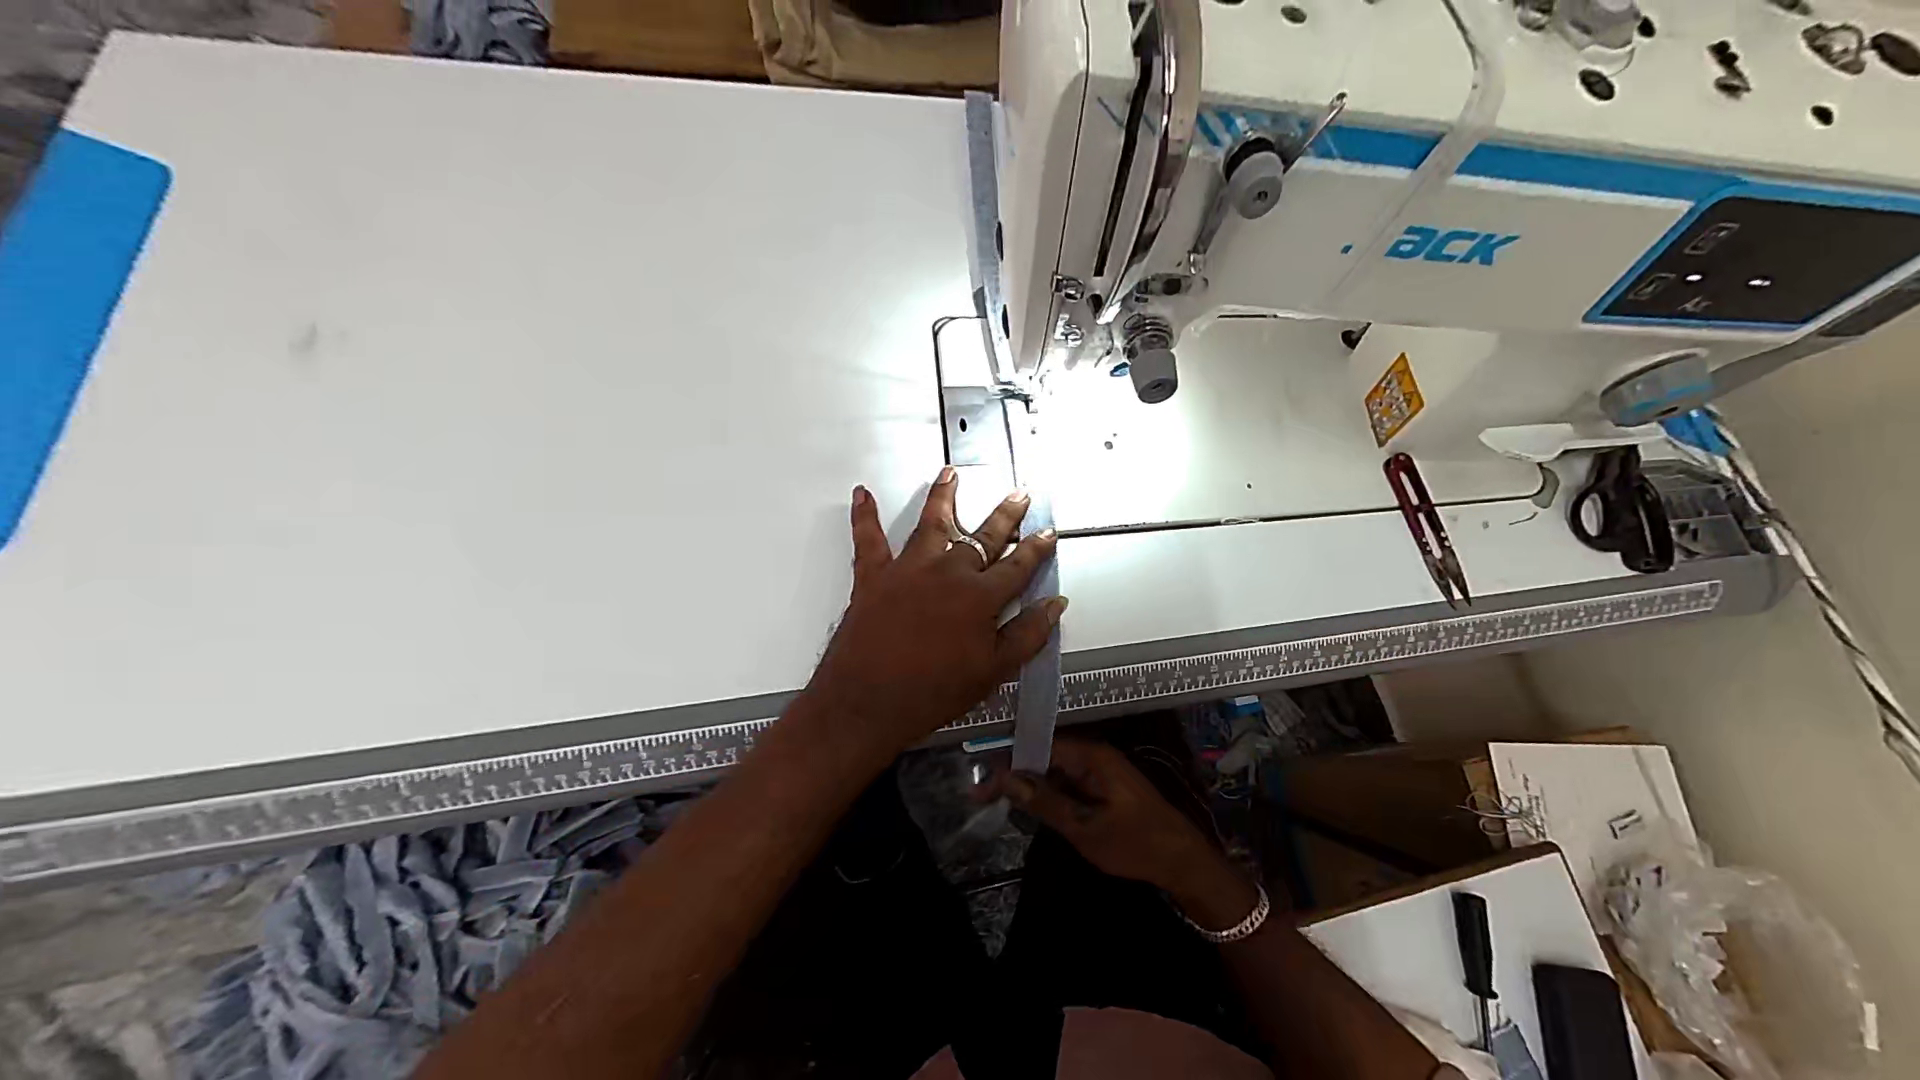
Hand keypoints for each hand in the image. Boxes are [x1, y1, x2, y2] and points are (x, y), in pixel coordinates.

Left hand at [803, 466, 1065, 758]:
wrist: (868, 701)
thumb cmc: (930, 692)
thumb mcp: (992, 672)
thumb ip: (1027, 635)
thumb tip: (1054, 607)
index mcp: (979, 598)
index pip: (1017, 566)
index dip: (1036, 548)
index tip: (1047, 533)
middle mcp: (946, 574)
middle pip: (983, 536)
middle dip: (1005, 515)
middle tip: (1018, 495)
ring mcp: (908, 570)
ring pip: (931, 523)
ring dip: (943, 496)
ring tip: (950, 474)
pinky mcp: (874, 577)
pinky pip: (868, 538)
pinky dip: (865, 515)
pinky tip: (863, 494)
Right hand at [996, 738, 1258, 930]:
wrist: (1185, 864)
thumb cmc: (1137, 845)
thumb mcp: (1085, 829)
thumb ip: (1045, 802)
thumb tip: (1006, 778)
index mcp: (1091, 756)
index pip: (1038, 746)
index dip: (1007, 760)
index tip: (979, 780)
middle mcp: (1094, 755)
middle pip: (1043, 753)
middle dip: (1012, 770)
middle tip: (980, 792)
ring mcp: (1098, 770)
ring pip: (1052, 768)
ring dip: (1026, 781)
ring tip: (992, 796)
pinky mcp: (1102, 786)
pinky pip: (1065, 780)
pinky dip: (1045, 791)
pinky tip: (1024, 802)